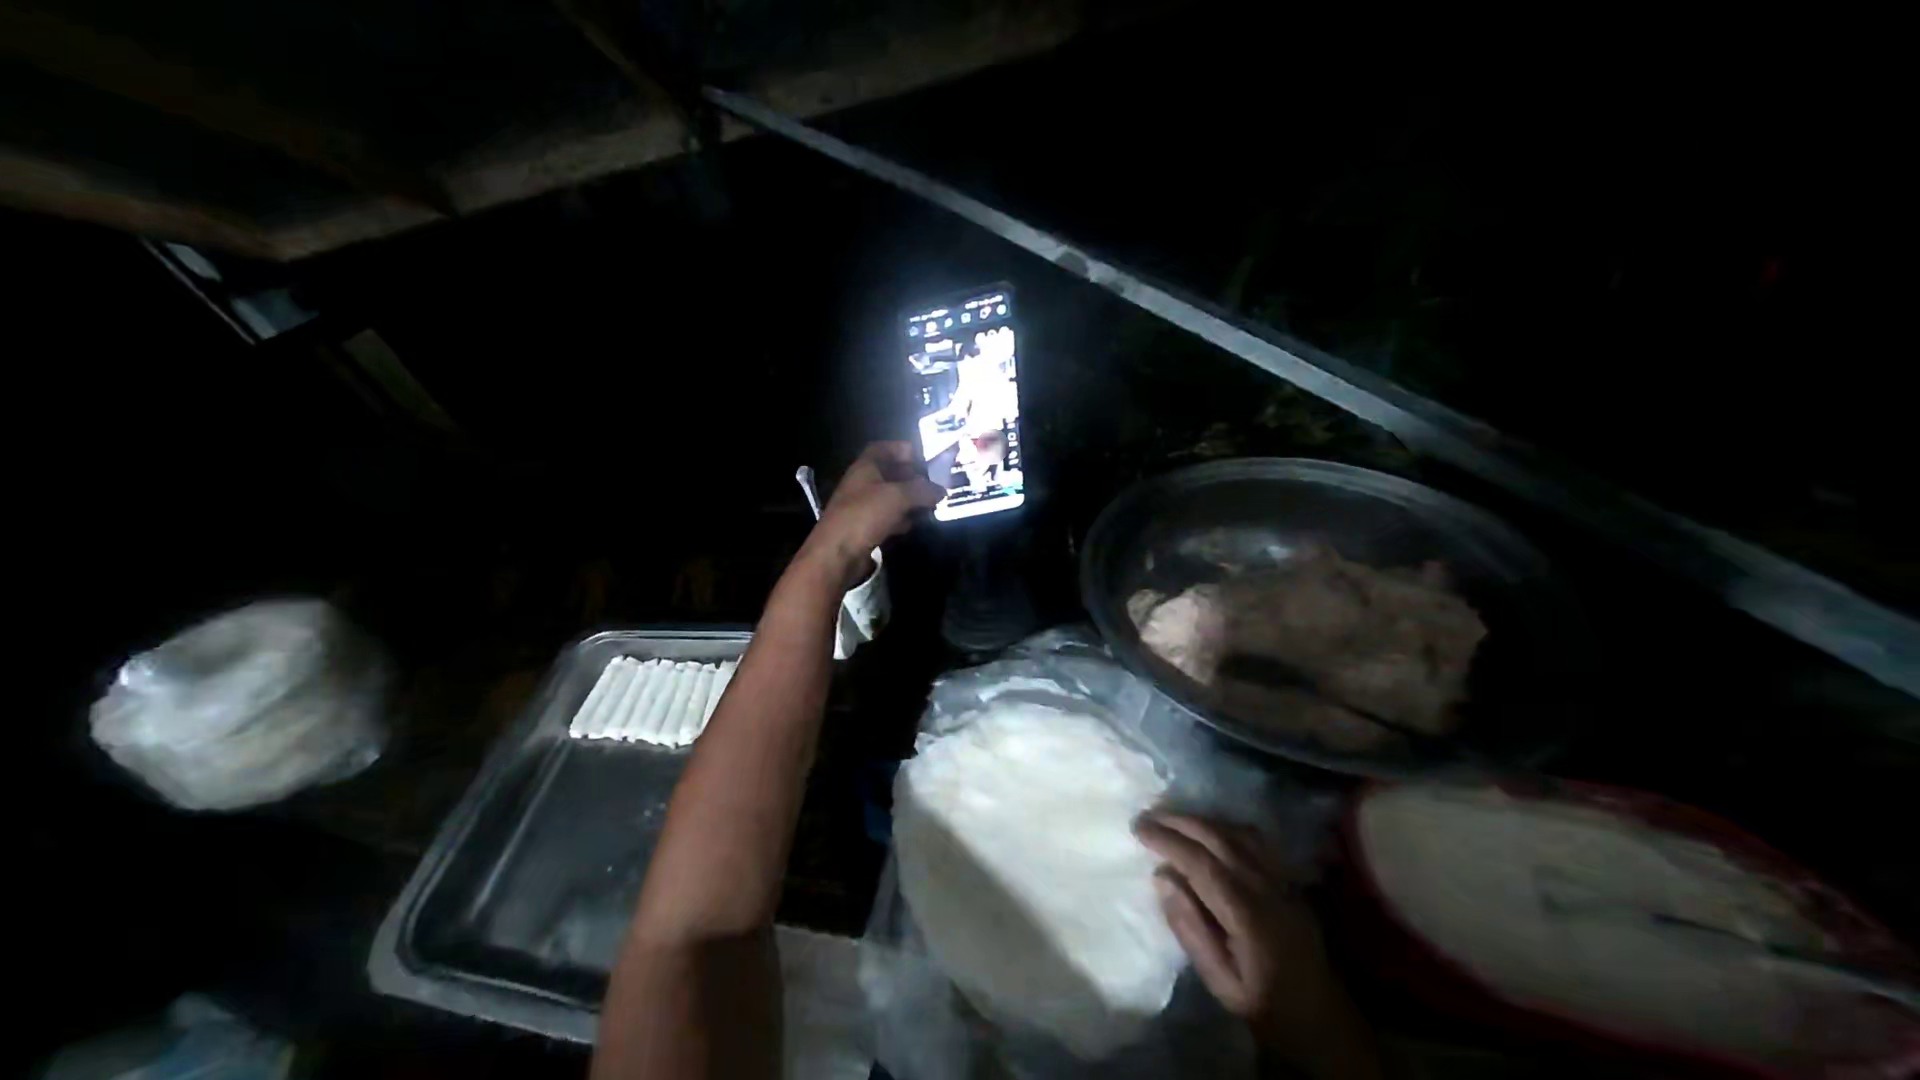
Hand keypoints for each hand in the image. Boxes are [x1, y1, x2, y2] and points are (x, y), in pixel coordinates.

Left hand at [797, 442, 943, 588]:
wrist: (837, 553)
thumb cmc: (865, 514)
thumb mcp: (898, 496)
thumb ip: (922, 490)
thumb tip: (941, 490)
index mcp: (865, 468)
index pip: (883, 448)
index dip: (903, 449)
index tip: (924, 457)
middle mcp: (862, 484)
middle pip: (890, 473)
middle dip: (912, 477)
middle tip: (934, 483)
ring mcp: (863, 506)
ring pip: (891, 497)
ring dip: (910, 499)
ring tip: (931, 504)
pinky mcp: (865, 527)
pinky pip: (888, 517)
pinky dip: (902, 518)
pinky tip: (915, 523)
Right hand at [1135, 812, 1380, 1079]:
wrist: (1324, 1021)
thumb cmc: (1266, 1007)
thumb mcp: (1221, 984)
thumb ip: (1190, 929)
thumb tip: (1162, 877)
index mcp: (1248, 915)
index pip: (1201, 862)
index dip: (1168, 840)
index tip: (1139, 828)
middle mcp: (1268, 887)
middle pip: (1219, 838)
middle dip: (1179, 821)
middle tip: (1146, 815)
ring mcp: (1283, 880)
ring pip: (1239, 832)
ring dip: (1201, 819)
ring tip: (1170, 818)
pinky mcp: (1289, 881)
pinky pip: (1256, 840)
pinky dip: (1225, 826)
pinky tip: (1208, 829)